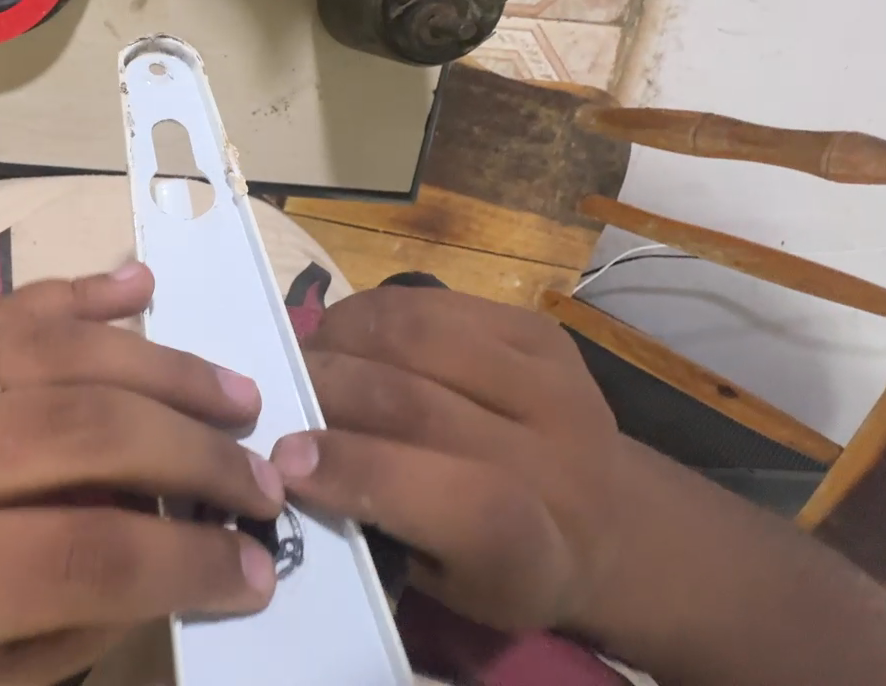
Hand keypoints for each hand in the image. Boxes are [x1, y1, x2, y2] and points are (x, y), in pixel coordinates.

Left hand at [0, 265, 284, 685]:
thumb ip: (81, 613)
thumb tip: (185, 536)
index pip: (73, 555)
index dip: (183, 561)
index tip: (258, 566)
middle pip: (73, 432)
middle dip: (190, 454)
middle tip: (259, 478)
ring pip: (53, 352)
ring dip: (159, 368)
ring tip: (233, 395)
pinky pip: (9, 306)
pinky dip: (83, 294)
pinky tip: (142, 287)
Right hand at [271, 285, 643, 632]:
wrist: (607, 520)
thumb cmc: (500, 563)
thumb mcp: (441, 583)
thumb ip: (370, 525)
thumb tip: (286, 453)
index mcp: (538, 551)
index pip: (459, 505)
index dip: (361, 474)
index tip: (285, 457)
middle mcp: (560, 462)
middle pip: (415, 403)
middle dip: (324, 389)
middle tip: (278, 391)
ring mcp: (555, 383)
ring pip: (414, 336)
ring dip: (340, 339)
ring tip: (313, 356)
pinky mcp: (538, 331)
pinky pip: (428, 302)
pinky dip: (369, 313)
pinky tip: (351, 336)